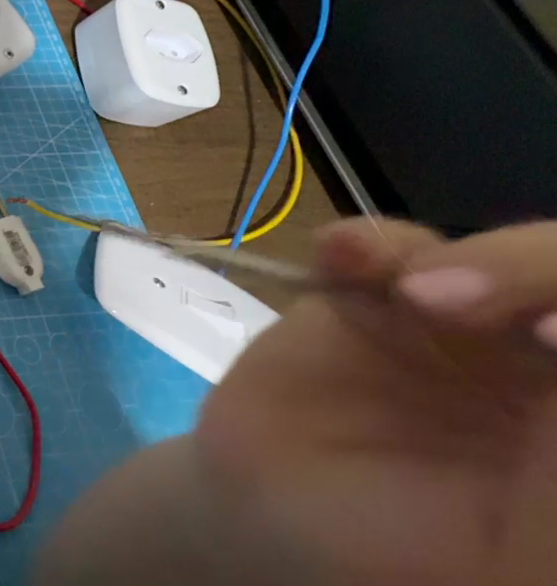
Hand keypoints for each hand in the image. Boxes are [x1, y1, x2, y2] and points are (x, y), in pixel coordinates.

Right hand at [189, 218, 556, 584]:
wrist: (265, 525)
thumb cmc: (406, 561)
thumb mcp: (528, 548)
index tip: (552, 334)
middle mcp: (552, 371)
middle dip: (538, 270)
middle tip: (461, 302)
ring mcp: (468, 331)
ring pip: (508, 255)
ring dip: (478, 257)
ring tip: (410, 292)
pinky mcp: (371, 300)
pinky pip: (389, 245)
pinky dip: (369, 240)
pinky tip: (342, 256)